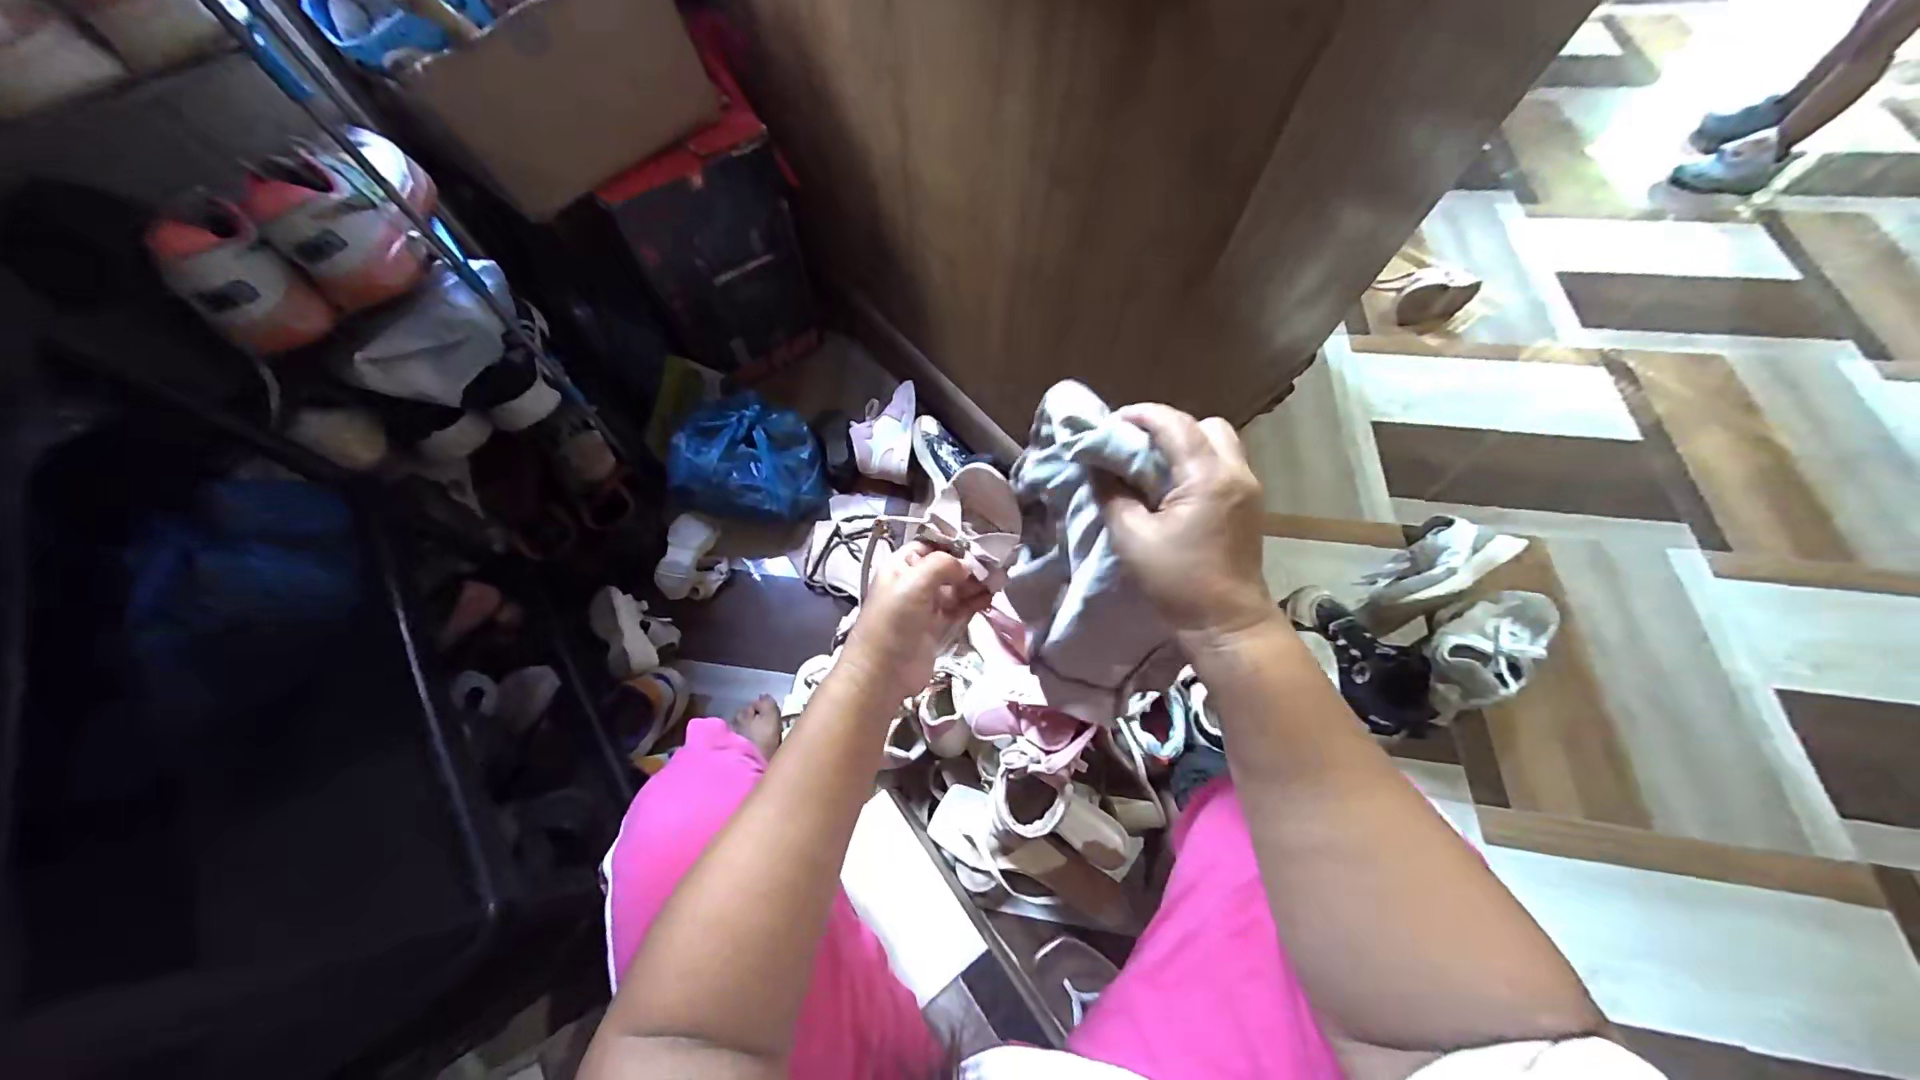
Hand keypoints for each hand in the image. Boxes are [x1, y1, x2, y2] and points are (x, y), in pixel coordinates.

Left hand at [840, 541, 990, 704]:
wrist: (883, 671)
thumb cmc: (894, 621)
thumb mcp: (914, 582)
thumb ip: (942, 565)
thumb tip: (966, 565)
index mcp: (901, 566)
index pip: (930, 546)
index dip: (953, 545)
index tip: (978, 546)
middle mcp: (913, 582)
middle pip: (947, 567)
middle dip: (970, 566)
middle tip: (994, 566)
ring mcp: (926, 606)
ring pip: (956, 588)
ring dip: (976, 584)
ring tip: (998, 581)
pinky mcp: (937, 626)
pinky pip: (960, 608)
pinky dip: (974, 602)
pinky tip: (990, 598)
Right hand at [1097, 403, 1271, 643]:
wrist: (1227, 622)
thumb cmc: (1178, 582)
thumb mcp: (1132, 538)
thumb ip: (1113, 494)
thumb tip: (1098, 467)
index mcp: (1208, 477)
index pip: (1175, 424)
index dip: (1140, 416)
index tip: (1111, 424)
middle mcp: (1236, 473)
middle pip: (1205, 425)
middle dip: (1167, 426)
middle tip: (1135, 445)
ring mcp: (1248, 488)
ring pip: (1218, 443)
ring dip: (1185, 444)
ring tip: (1152, 465)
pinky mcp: (1249, 504)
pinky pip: (1224, 464)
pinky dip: (1198, 462)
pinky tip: (1173, 486)